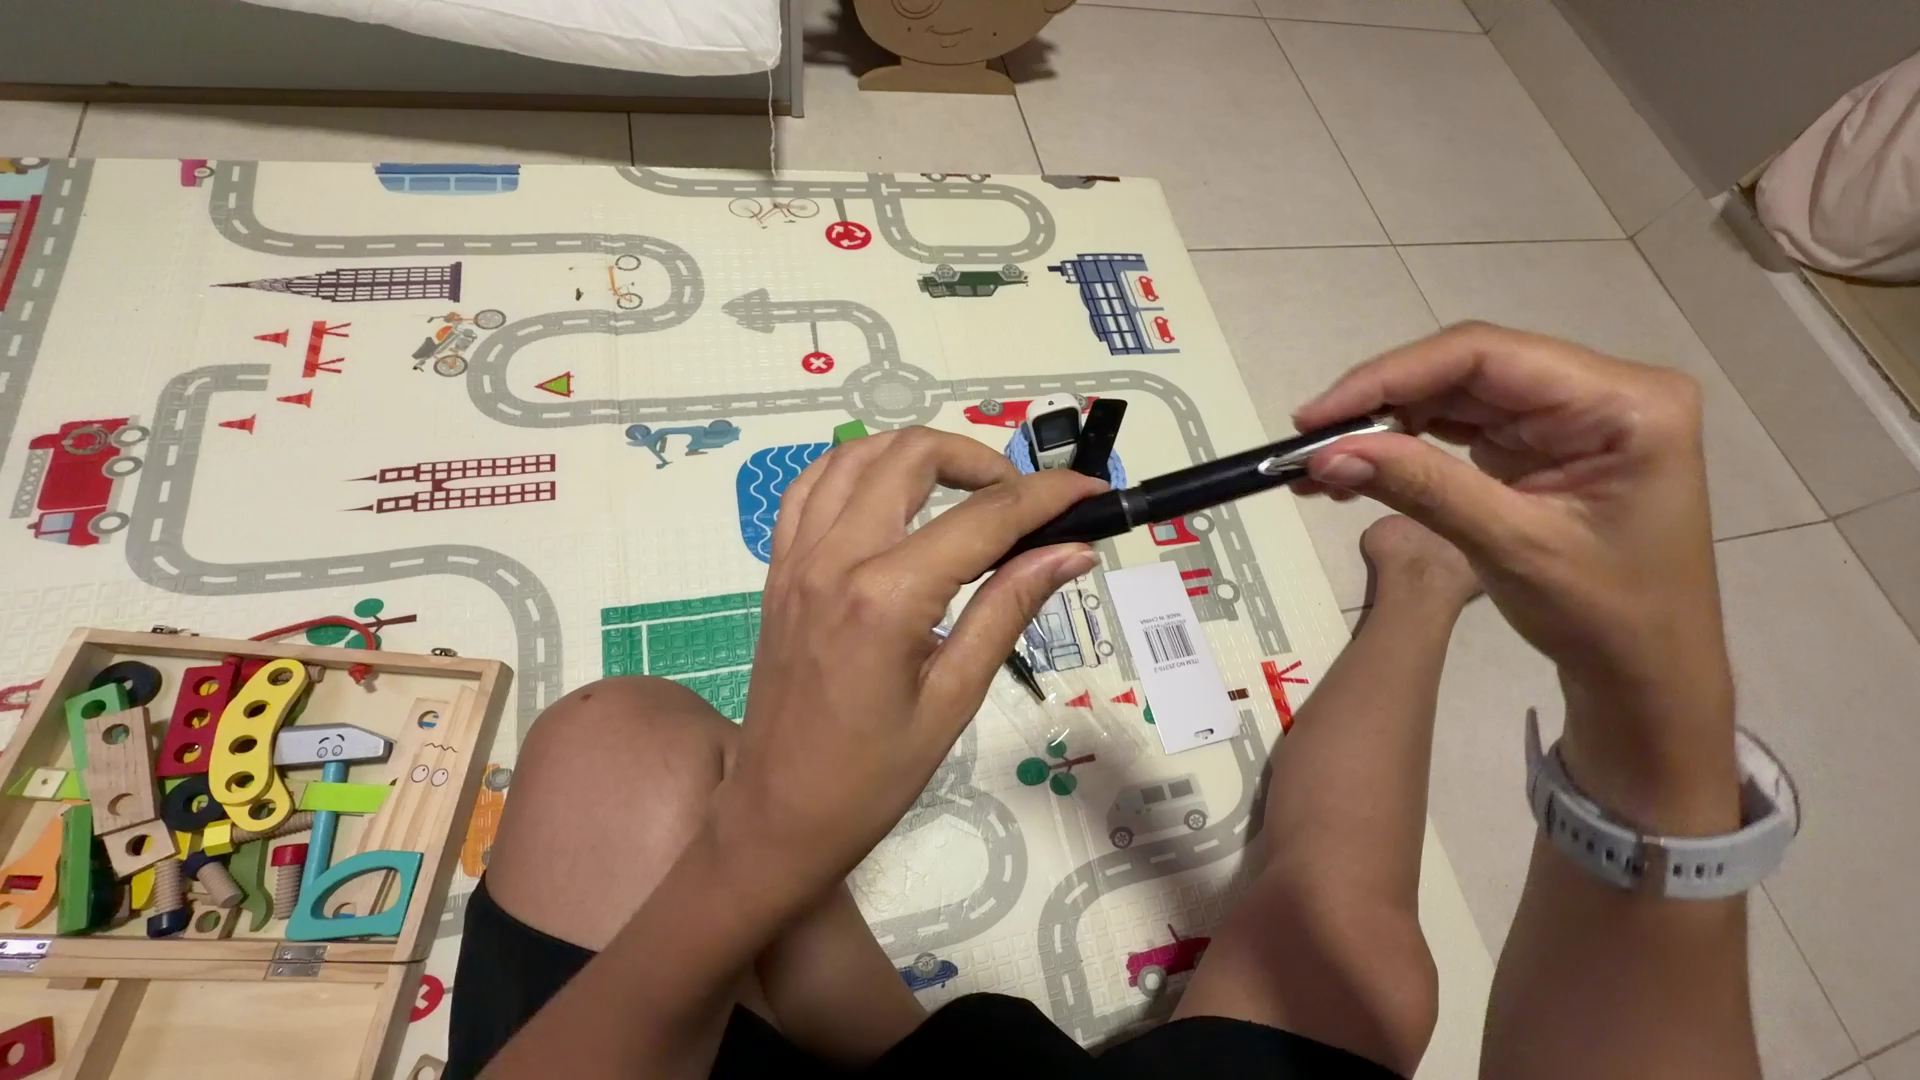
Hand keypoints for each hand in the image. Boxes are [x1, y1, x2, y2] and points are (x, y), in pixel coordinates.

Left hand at [715, 428, 1104, 895]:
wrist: (779, 813)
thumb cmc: (874, 776)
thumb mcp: (955, 697)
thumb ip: (1008, 609)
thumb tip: (1071, 552)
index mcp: (887, 597)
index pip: (984, 517)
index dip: (1046, 495)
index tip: (1089, 490)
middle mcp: (836, 557)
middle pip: (913, 456)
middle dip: (981, 461)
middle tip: (1021, 502)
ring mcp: (797, 556)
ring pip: (858, 454)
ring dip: (919, 454)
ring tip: (964, 490)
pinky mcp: (779, 567)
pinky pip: (811, 486)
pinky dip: (858, 468)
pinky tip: (890, 493)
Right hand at [1293, 323, 1735, 823]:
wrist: (1644, 670)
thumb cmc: (1605, 614)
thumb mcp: (1510, 546)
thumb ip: (1421, 487)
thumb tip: (1325, 456)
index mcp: (1620, 401)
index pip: (1484, 356)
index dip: (1390, 377)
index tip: (1317, 418)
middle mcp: (1594, 393)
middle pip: (1462, 371)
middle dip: (1378, 404)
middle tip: (1307, 443)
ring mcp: (1562, 418)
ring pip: (1449, 398)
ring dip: (1380, 427)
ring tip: (1319, 463)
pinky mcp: (1534, 445)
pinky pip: (1453, 430)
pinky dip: (1399, 448)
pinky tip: (1355, 470)